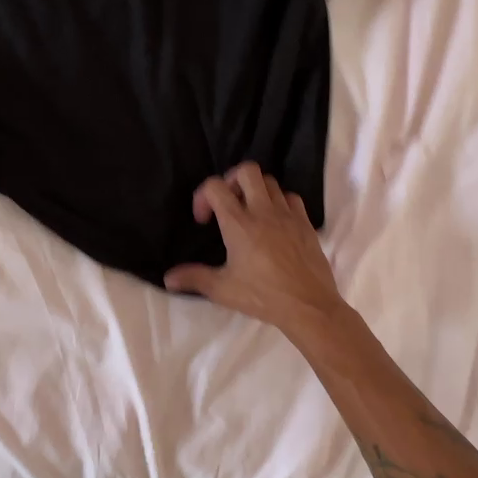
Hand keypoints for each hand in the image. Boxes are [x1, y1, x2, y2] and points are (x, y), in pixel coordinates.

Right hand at [164, 163, 348, 337]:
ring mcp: (287, 215)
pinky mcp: (305, 223)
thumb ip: (194, 278)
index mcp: (239, 224)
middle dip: (231, 180)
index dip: (202, 196)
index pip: (215, 187)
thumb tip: (168, 279)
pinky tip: (275, 221)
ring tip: (249, 212)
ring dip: (255, 190)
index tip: (204, 220)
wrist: (309, 307)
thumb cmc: (263, 296)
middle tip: (227, 202)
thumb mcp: (223, 290)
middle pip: (247, 171)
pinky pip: (291, 198)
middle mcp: (263, 211)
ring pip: (270, 182)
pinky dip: (279, 202)